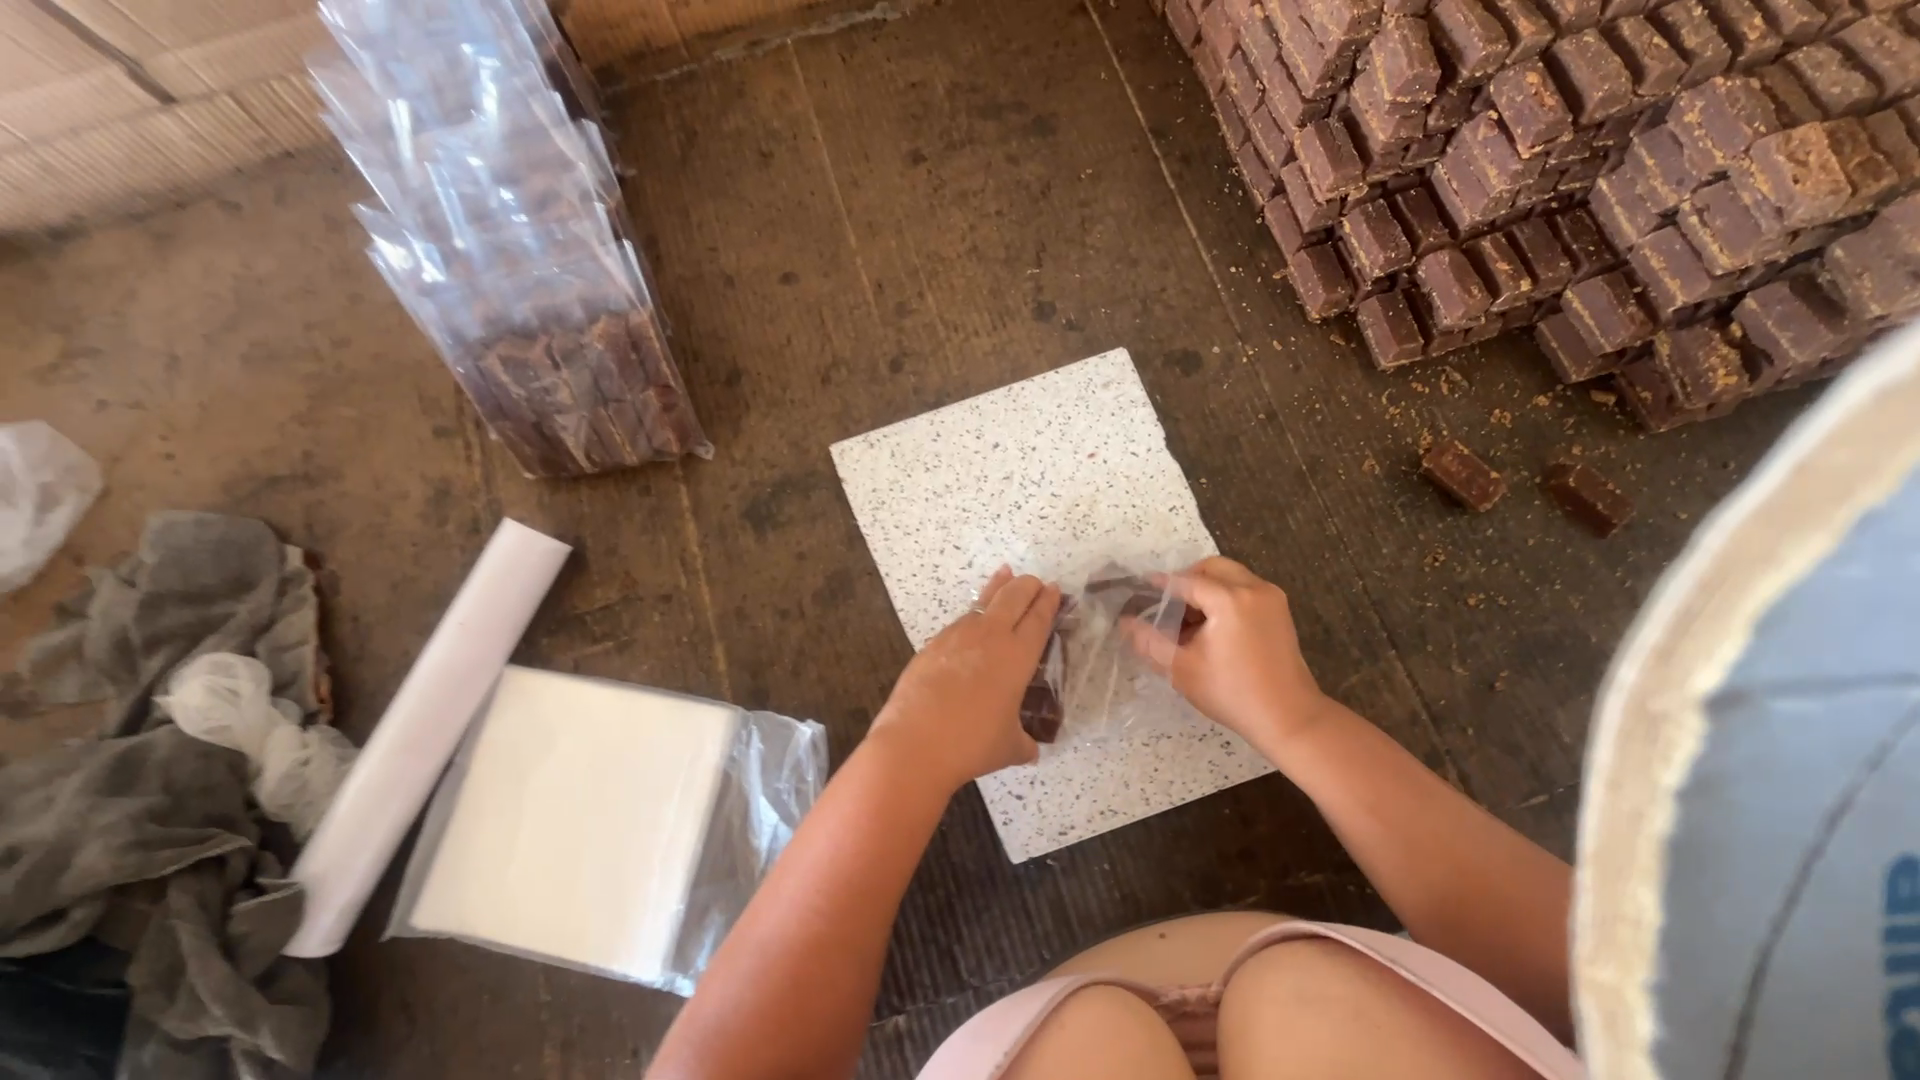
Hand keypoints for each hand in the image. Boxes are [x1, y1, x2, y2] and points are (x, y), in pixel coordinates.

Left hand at [866, 567, 1061, 793]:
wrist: (915, 742)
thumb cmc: (971, 744)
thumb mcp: (1009, 747)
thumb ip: (1023, 743)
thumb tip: (1030, 751)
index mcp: (1017, 656)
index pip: (1038, 619)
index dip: (1048, 602)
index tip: (1054, 589)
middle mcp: (989, 637)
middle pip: (1012, 598)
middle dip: (1026, 585)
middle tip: (1035, 581)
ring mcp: (957, 637)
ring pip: (982, 602)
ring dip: (997, 588)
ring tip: (1004, 575)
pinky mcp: (932, 645)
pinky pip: (960, 621)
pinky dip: (972, 614)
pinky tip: (972, 620)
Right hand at [1124, 557, 1330, 750]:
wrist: (1288, 717)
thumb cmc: (1231, 693)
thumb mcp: (1182, 669)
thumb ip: (1149, 641)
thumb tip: (1125, 623)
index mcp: (1229, 599)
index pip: (1185, 581)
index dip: (1160, 585)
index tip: (1140, 591)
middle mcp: (1254, 588)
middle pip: (1212, 568)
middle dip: (1187, 581)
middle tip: (1168, 606)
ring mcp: (1272, 598)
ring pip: (1231, 576)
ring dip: (1207, 588)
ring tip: (1189, 620)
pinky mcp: (1280, 611)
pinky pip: (1246, 589)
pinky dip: (1225, 597)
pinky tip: (1212, 627)